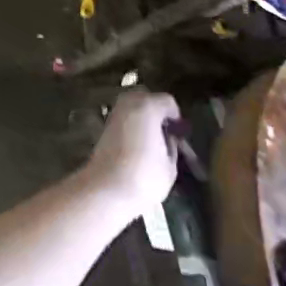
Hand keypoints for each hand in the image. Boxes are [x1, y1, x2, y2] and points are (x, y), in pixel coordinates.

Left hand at [81, 89, 180, 216]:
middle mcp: (128, 101)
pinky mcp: (105, 124)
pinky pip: (124, 116)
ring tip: (154, 141)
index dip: (177, 117)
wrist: (107, 187)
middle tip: (168, 135)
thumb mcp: (170, 164)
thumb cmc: (145, 176)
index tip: (181, 135)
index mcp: (148, 105)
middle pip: (148, 98)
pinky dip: (133, 123)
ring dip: (145, 117)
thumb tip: (169, 137)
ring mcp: (114, 111)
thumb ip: (172, 144)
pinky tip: (139, 144)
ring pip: (134, 106)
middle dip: (159, 112)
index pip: (168, 101)